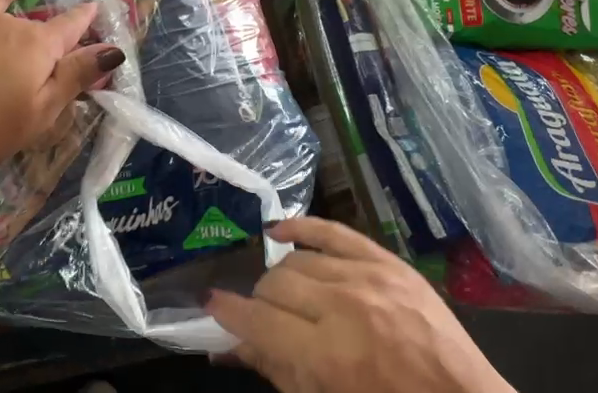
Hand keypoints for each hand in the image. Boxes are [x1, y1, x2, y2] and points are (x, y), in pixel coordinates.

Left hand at [0, 0, 121, 169]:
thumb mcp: (40, 111)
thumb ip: (75, 76)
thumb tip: (112, 49)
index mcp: (40, 45)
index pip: (73, 26)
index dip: (89, 21)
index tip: (101, 11)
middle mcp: (14, 25)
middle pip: (45, 28)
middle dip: (60, 39)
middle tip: (65, 62)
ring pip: (17, 20)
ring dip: (31, 30)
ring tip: (36, 44)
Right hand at [205, 219, 513, 392]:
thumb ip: (277, 372)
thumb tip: (228, 345)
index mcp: (329, 356)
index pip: (258, 320)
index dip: (228, 312)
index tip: (210, 304)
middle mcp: (343, 308)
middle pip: (275, 285)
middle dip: (258, 300)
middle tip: (259, 314)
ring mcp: (368, 278)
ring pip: (297, 260)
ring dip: (280, 278)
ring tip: (282, 295)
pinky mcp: (388, 262)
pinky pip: (332, 230)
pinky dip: (301, 227)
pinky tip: (278, 231)